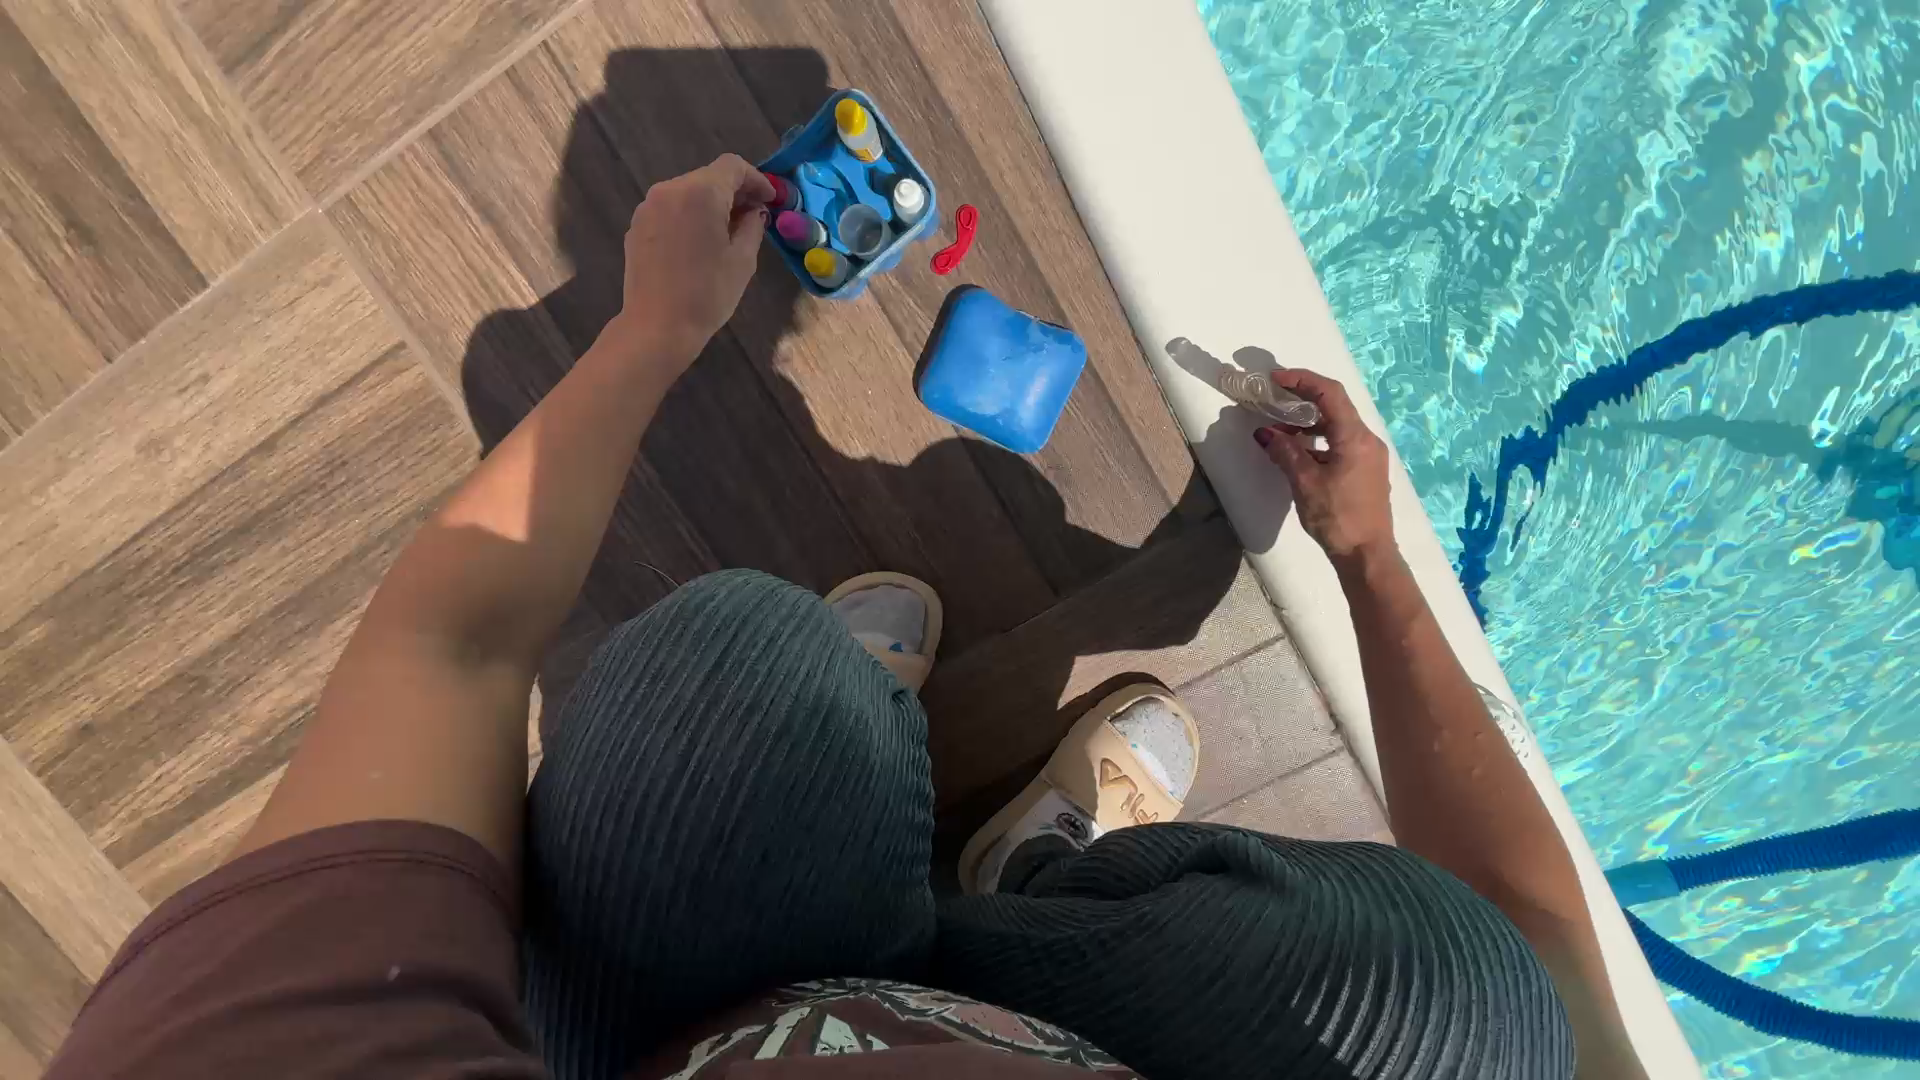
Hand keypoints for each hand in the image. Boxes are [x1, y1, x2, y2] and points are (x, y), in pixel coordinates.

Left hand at [614, 153, 774, 360]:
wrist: (658, 325)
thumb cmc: (708, 294)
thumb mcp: (743, 261)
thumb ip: (752, 227)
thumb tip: (754, 212)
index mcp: (701, 193)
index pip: (732, 166)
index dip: (756, 179)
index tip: (770, 200)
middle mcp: (670, 189)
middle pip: (708, 177)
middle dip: (734, 192)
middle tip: (754, 218)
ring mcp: (648, 206)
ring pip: (688, 193)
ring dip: (711, 205)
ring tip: (726, 234)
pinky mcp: (637, 225)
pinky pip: (670, 210)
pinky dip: (690, 217)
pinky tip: (699, 246)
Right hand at [1255, 368, 1396, 562]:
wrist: (1366, 553)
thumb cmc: (1337, 516)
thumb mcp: (1305, 483)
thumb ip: (1285, 453)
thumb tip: (1265, 433)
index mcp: (1355, 437)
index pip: (1330, 394)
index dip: (1303, 380)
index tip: (1276, 379)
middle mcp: (1366, 440)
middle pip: (1334, 408)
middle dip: (1302, 400)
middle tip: (1273, 399)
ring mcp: (1368, 456)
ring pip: (1335, 427)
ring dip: (1306, 424)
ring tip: (1277, 431)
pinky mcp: (1364, 471)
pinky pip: (1338, 444)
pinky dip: (1316, 441)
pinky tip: (1296, 452)